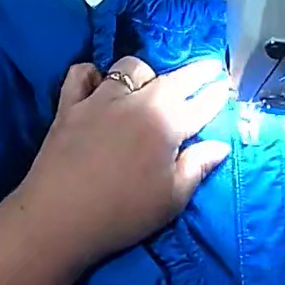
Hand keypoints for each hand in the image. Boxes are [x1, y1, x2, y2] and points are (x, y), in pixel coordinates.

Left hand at [6, 57, 231, 263]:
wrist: (60, 216)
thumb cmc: (123, 213)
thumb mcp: (171, 199)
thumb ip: (197, 167)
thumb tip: (219, 145)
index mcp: (168, 125)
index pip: (201, 103)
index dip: (216, 93)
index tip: (225, 85)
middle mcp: (138, 102)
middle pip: (173, 79)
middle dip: (196, 72)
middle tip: (209, 68)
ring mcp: (100, 99)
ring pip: (128, 68)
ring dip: (144, 74)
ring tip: (148, 86)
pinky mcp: (70, 104)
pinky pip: (81, 74)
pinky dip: (91, 74)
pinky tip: (96, 84)